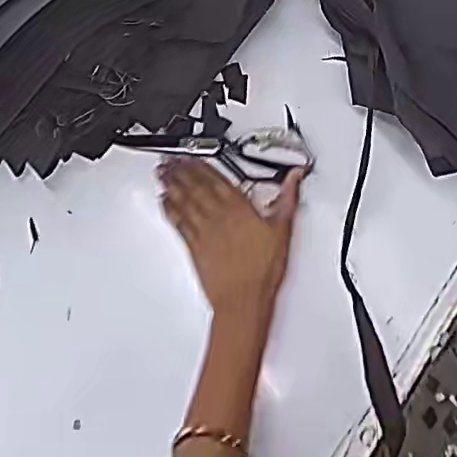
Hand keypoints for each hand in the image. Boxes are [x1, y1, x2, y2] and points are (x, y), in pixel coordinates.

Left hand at [159, 159, 305, 319]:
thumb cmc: (261, 270)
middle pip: (196, 186)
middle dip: (182, 171)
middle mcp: (217, 215)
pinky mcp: (194, 248)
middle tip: (170, 160)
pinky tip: (164, 202)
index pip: (217, 179)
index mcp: (238, 208)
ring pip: (184, 201)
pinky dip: (169, 210)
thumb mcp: (282, 230)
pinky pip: (179, 223)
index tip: (192, 156)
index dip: (202, 165)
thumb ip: (286, 199)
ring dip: (171, 185)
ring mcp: (203, 231)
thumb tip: (293, 180)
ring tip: (162, 174)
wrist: (243, 301)